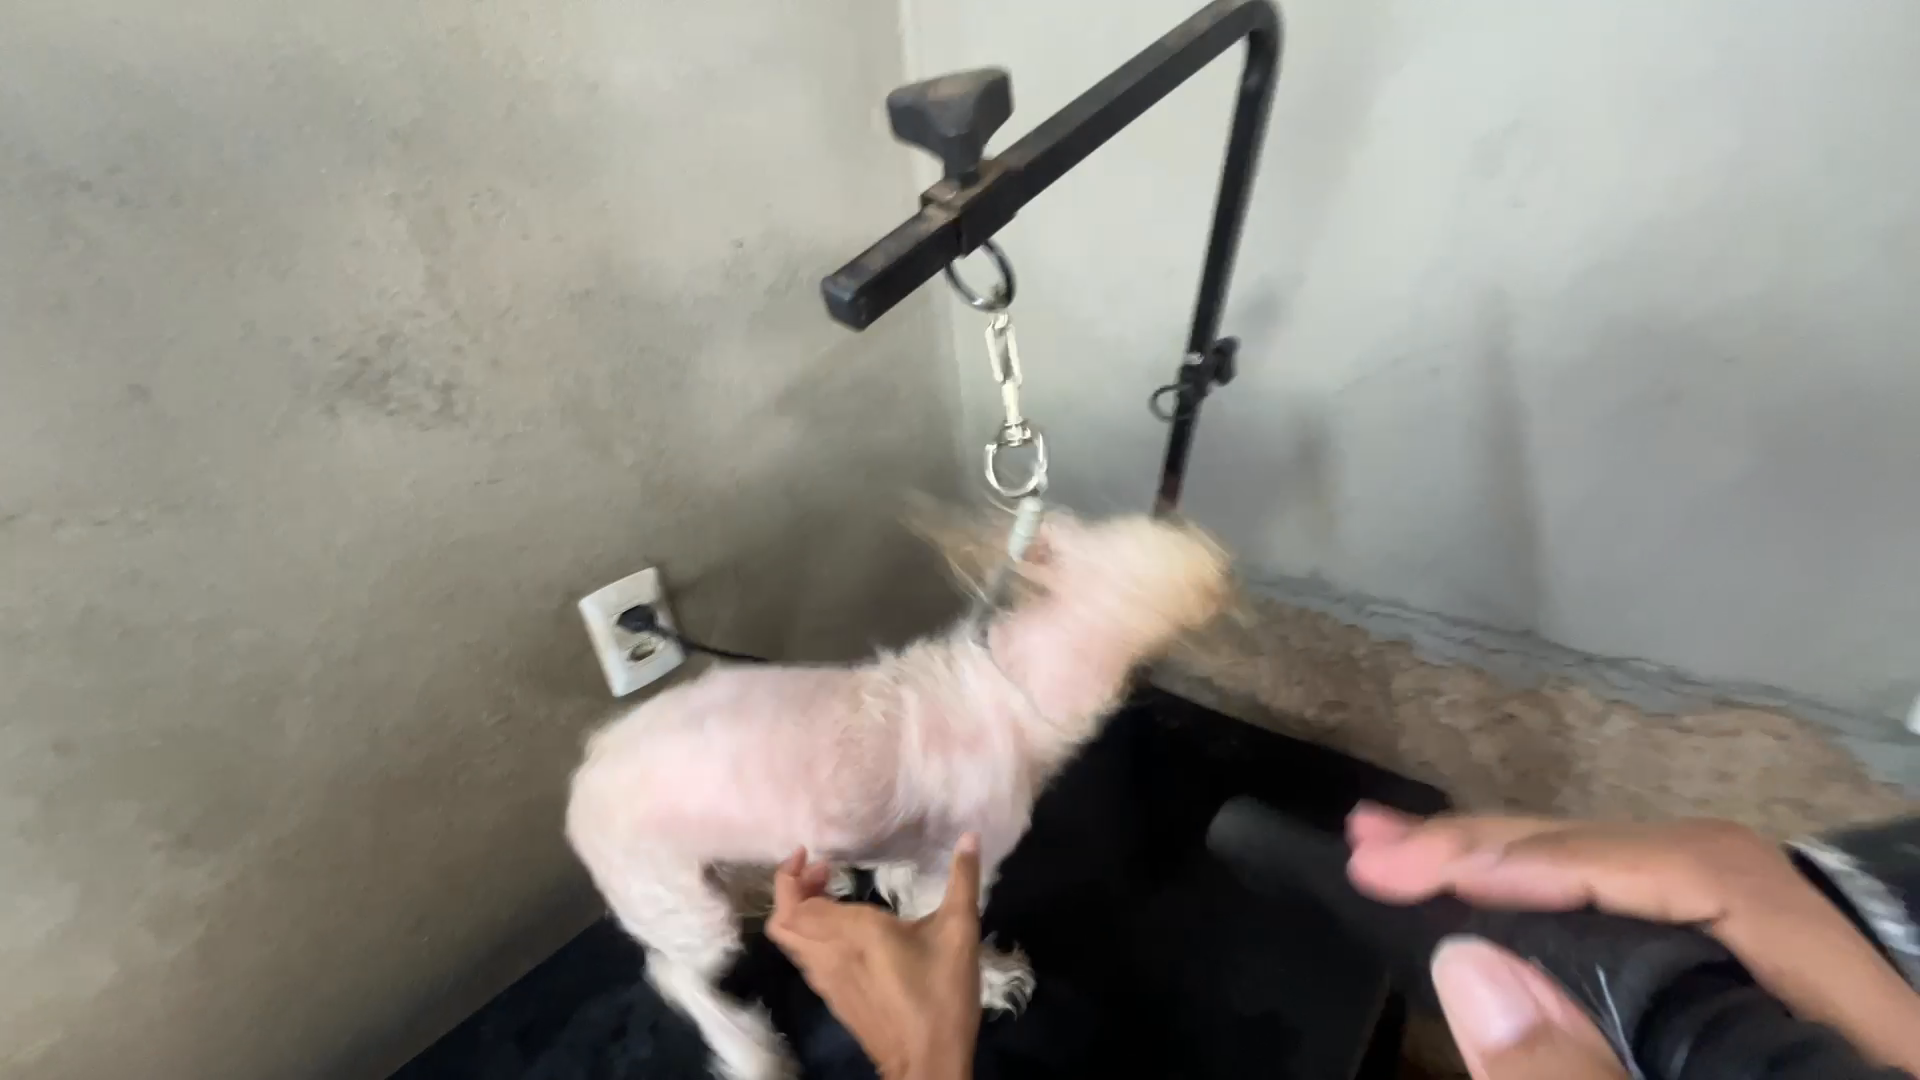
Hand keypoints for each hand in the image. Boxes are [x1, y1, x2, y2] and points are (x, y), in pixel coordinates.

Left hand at [767, 836, 983, 1079]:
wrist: (930, 1064)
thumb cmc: (941, 993)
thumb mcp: (959, 930)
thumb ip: (963, 878)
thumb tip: (970, 835)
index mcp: (854, 933)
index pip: (796, 905)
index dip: (791, 878)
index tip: (812, 856)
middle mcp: (831, 955)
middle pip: (783, 923)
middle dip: (791, 889)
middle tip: (822, 869)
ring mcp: (829, 982)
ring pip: (791, 944)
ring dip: (799, 912)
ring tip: (830, 890)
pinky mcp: (835, 1000)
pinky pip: (805, 960)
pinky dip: (809, 935)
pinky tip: (842, 929)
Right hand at [1346, 805, 1919, 1077]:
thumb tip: (1466, 966)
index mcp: (1873, 1027)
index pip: (1715, 884)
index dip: (1569, 860)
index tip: (1440, 871)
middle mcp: (1841, 994)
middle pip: (1664, 869)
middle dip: (1500, 847)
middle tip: (1373, 840)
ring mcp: (1787, 1006)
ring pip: (1638, 893)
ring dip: (1503, 863)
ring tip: (1394, 850)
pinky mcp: (1741, 1020)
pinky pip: (1631, 936)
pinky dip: (1537, 908)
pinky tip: (1472, 902)